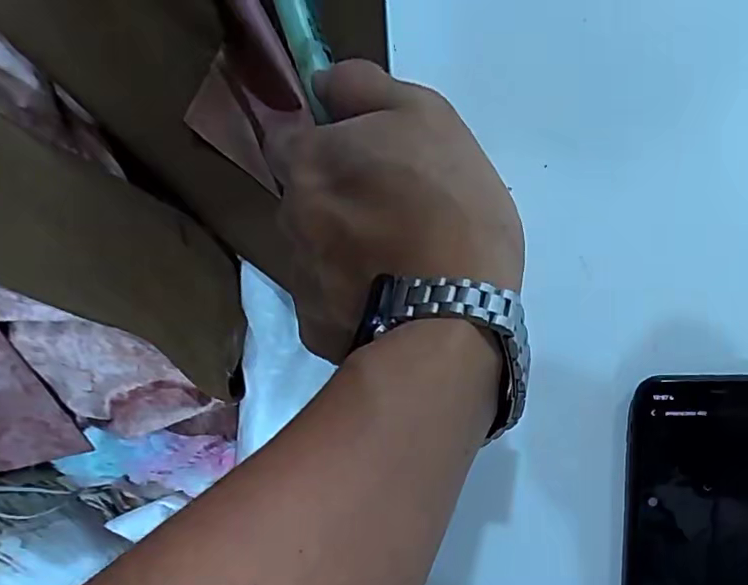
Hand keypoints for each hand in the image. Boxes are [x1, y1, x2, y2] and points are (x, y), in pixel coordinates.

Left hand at [266, 60, 524, 360]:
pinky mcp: (318, 330)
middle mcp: (290, 215)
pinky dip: (352, 310)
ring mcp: (301, 279)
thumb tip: (327, 90)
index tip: (371, 176)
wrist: (457, 318)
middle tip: (393, 232)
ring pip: (317, 260)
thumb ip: (369, 89)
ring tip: (397, 280)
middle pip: (306, 205)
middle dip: (338, 212)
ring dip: (345, 263)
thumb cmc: (453, 214)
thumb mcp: (431, 121)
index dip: (333, 156)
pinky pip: (329, 312)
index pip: (296, 142)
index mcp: (311, 159)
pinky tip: (389, 313)